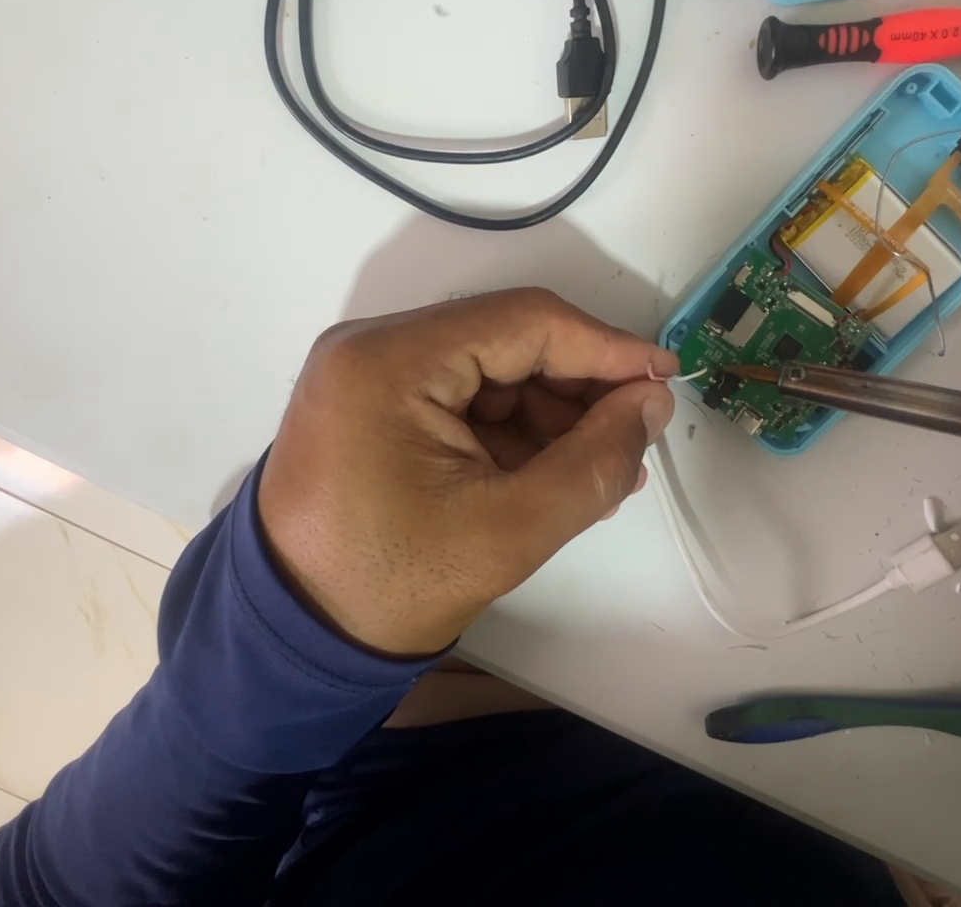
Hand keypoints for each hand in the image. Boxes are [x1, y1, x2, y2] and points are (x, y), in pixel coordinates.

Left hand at [259, 289, 676, 656]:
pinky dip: (517, 432)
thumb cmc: (390, 585)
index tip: (665, 378)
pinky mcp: (381, 405)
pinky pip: (466, 400)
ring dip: (554, 416)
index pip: (524, 322)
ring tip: (606, 470)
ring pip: (493, 372)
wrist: (294, 638)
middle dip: (580, 390)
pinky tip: (561, 472)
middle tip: (636, 437)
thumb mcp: (508, 530)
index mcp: (391, 361)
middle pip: (508, 342)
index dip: (605, 347)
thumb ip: (594, 462)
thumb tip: (652, 404)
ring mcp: (375, 375)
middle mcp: (376, 348)